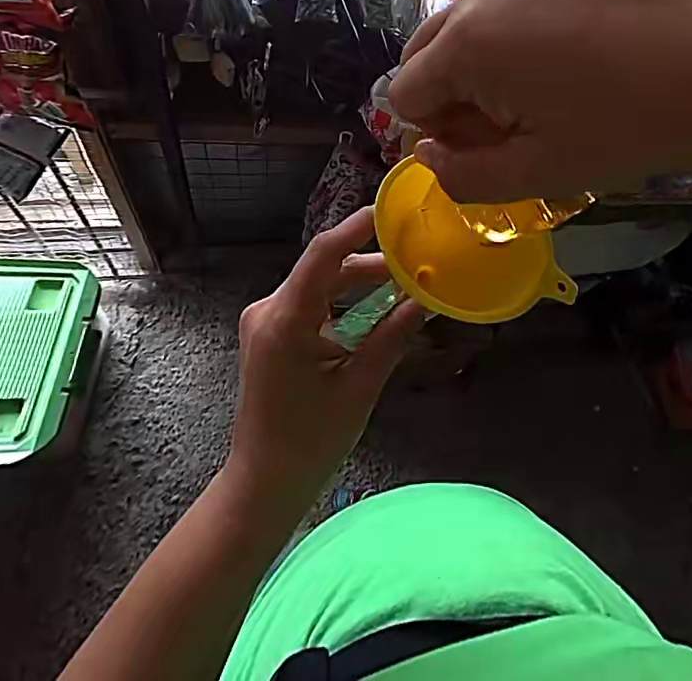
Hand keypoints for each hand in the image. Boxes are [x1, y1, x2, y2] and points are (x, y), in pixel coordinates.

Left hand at [226, 208, 427, 514]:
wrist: (265, 480)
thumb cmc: (311, 441)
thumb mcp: (360, 386)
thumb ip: (392, 335)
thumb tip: (426, 300)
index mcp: (285, 319)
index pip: (323, 255)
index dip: (357, 228)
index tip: (390, 212)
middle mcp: (268, 309)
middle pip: (323, 269)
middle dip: (370, 264)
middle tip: (415, 264)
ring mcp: (265, 319)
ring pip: (318, 285)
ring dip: (358, 284)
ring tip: (403, 287)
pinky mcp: (270, 331)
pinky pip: (310, 303)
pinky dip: (342, 302)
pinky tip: (373, 309)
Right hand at [387, 0, 691, 201]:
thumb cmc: (639, 122)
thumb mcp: (542, 171)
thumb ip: (463, 177)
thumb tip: (425, 157)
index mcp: (467, 41)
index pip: (402, 97)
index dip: (437, 137)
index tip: (494, 150)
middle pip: (426, 62)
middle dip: (454, 105)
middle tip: (520, 132)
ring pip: (463, 40)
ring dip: (483, 81)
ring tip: (550, 103)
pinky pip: (501, 19)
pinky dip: (511, 53)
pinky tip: (573, 72)